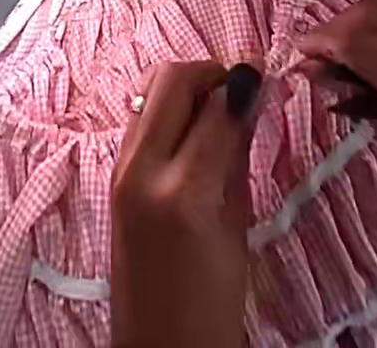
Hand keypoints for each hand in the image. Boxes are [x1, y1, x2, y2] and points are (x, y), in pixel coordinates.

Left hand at [110, 61, 260, 347]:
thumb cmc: (212, 303)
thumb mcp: (237, 226)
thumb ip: (238, 153)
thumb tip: (250, 97)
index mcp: (182, 190)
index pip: (216, 106)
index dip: (245, 83)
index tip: (264, 73)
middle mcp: (141, 168)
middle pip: (171, 79)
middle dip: (209, 72)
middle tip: (237, 90)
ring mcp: (119, 168)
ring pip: (150, 89)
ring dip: (186, 85)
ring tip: (217, 108)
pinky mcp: (112, 174)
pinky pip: (141, 116)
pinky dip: (168, 106)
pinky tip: (192, 129)